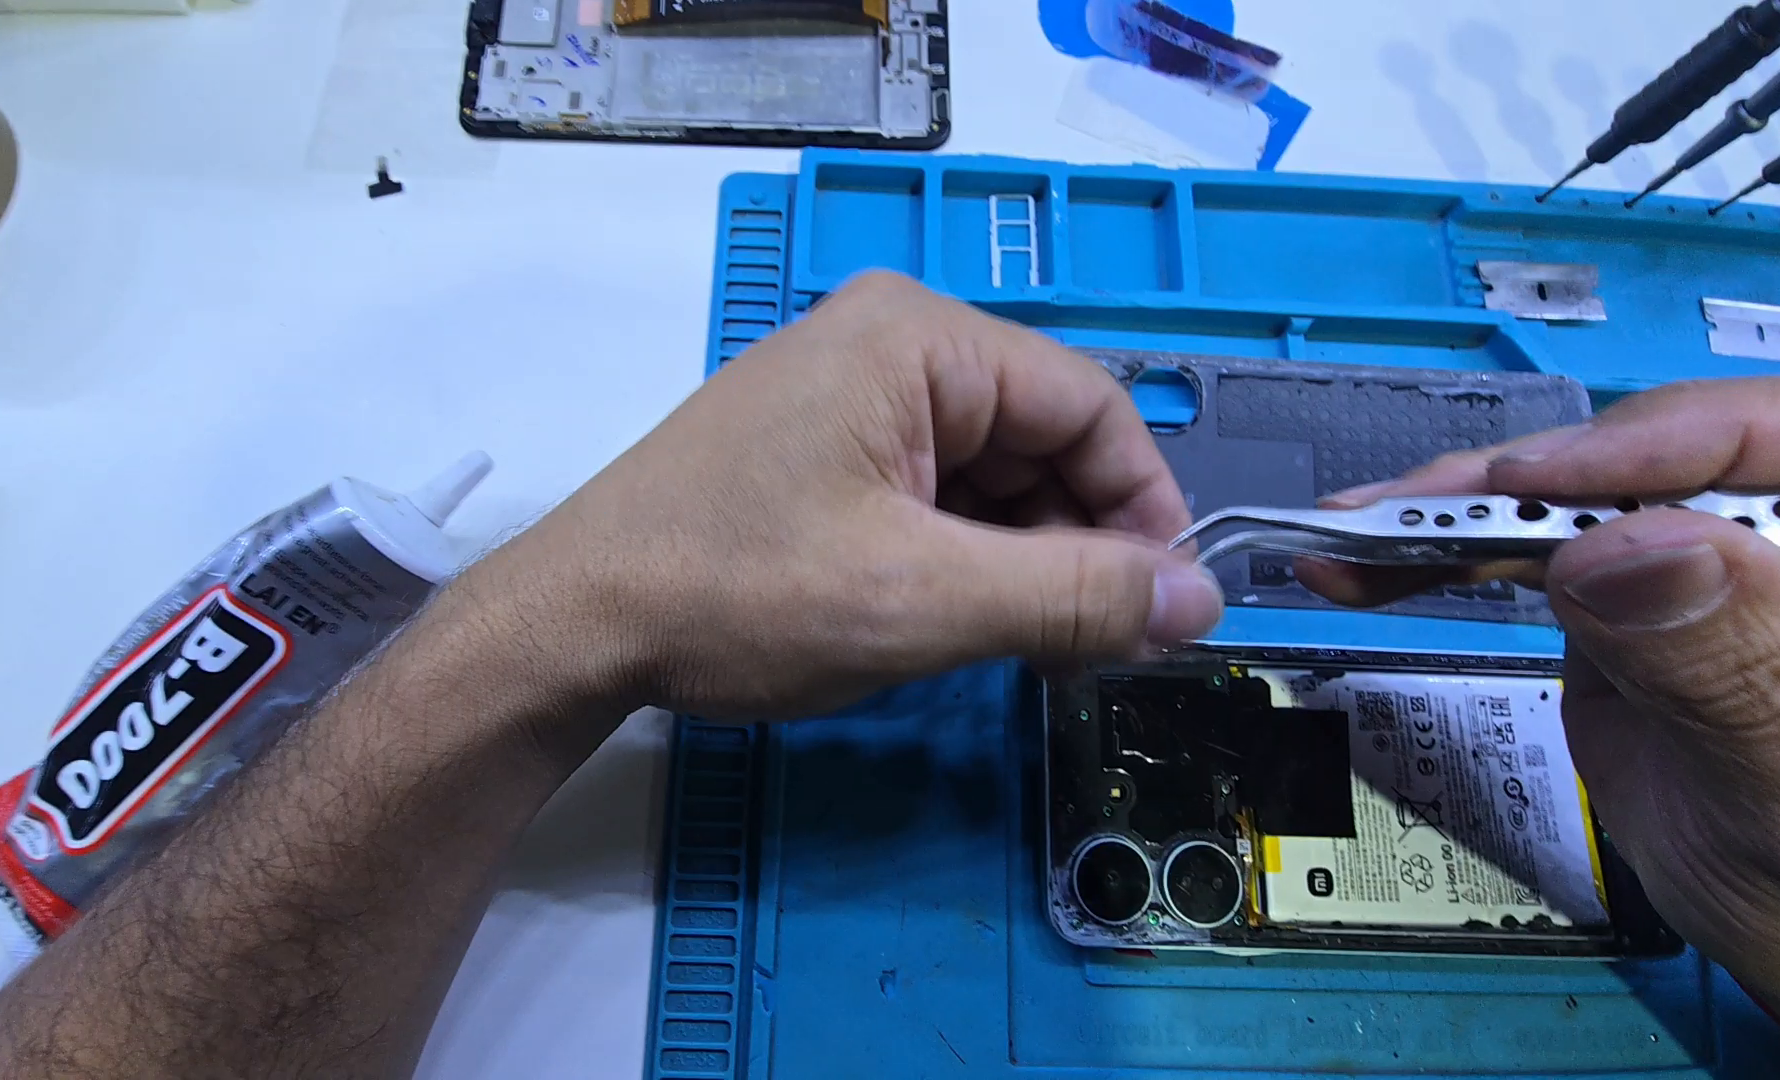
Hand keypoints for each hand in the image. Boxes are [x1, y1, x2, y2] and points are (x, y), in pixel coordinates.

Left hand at [471, 271, 1221, 720]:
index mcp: (920, 340)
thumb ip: (1072, 594)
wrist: (580, 621)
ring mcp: (852, 400)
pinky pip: (932, 496)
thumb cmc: (740, 594)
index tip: (1161, 606)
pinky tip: (956, 617)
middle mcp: (891, 349)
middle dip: (1074, 544)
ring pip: (988, 478)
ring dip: (1019, 562)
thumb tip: (1199, 599)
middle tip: (1081, 647)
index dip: (1142, 508)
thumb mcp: (922, 598)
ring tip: (1016, 645)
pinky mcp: (825, 452)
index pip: (1089, 406)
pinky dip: (963, 559)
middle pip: (1039, 442)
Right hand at [1304, 377, 1779, 1025]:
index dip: (1647, 441)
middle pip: (1639, 464)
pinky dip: (1437, 558)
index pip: (1779, 439)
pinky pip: (1520, 551)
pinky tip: (1367, 569)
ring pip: (1558, 504)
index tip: (1516, 484)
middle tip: (1385, 516)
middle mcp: (1775, 536)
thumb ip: (1729, 667)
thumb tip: (1621, 544)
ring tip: (1346, 540)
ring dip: (1441, 521)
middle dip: (1501, 488)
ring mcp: (1697, 562)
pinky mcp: (1621, 593)